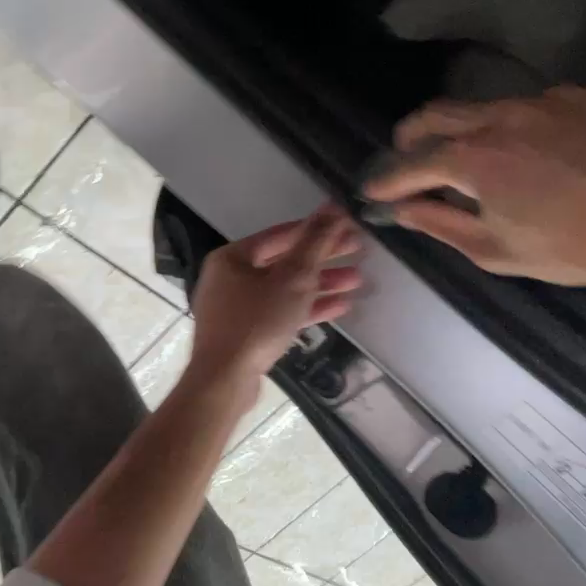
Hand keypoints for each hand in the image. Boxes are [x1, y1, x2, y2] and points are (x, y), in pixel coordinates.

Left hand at [188, 204, 361, 395]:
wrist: (224, 379)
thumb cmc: (256, 322)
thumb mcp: (292, 278)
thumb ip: (315, 242)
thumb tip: (332, 206)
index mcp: (231, 258)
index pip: (280, 235)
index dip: (317, 229)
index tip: (349, 226)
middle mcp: (228, 278)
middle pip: (283, 261)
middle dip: (322, 258)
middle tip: (360, 252)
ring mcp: (234, 307)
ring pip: (283, 289)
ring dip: (320, 284)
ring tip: (358, 281)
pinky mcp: (244, 332)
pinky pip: (278, 312)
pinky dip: (306, 308)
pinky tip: (340, 307)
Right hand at [361, 87, 585, 293]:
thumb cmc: (583, 249)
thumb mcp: (497, 251)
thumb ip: (441, 225)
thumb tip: (406, 209)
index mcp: (476, 158)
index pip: (409, 164)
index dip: (385, 181)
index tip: (373, 192)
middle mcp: (509, 115)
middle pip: (439, 113)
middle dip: (412, 136)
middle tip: (408, 158)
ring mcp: (559, 99)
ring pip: (496, 108)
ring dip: (477, 132)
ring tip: (491, 161)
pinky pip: (552, 108)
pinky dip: (535, 129)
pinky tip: (559, 157)